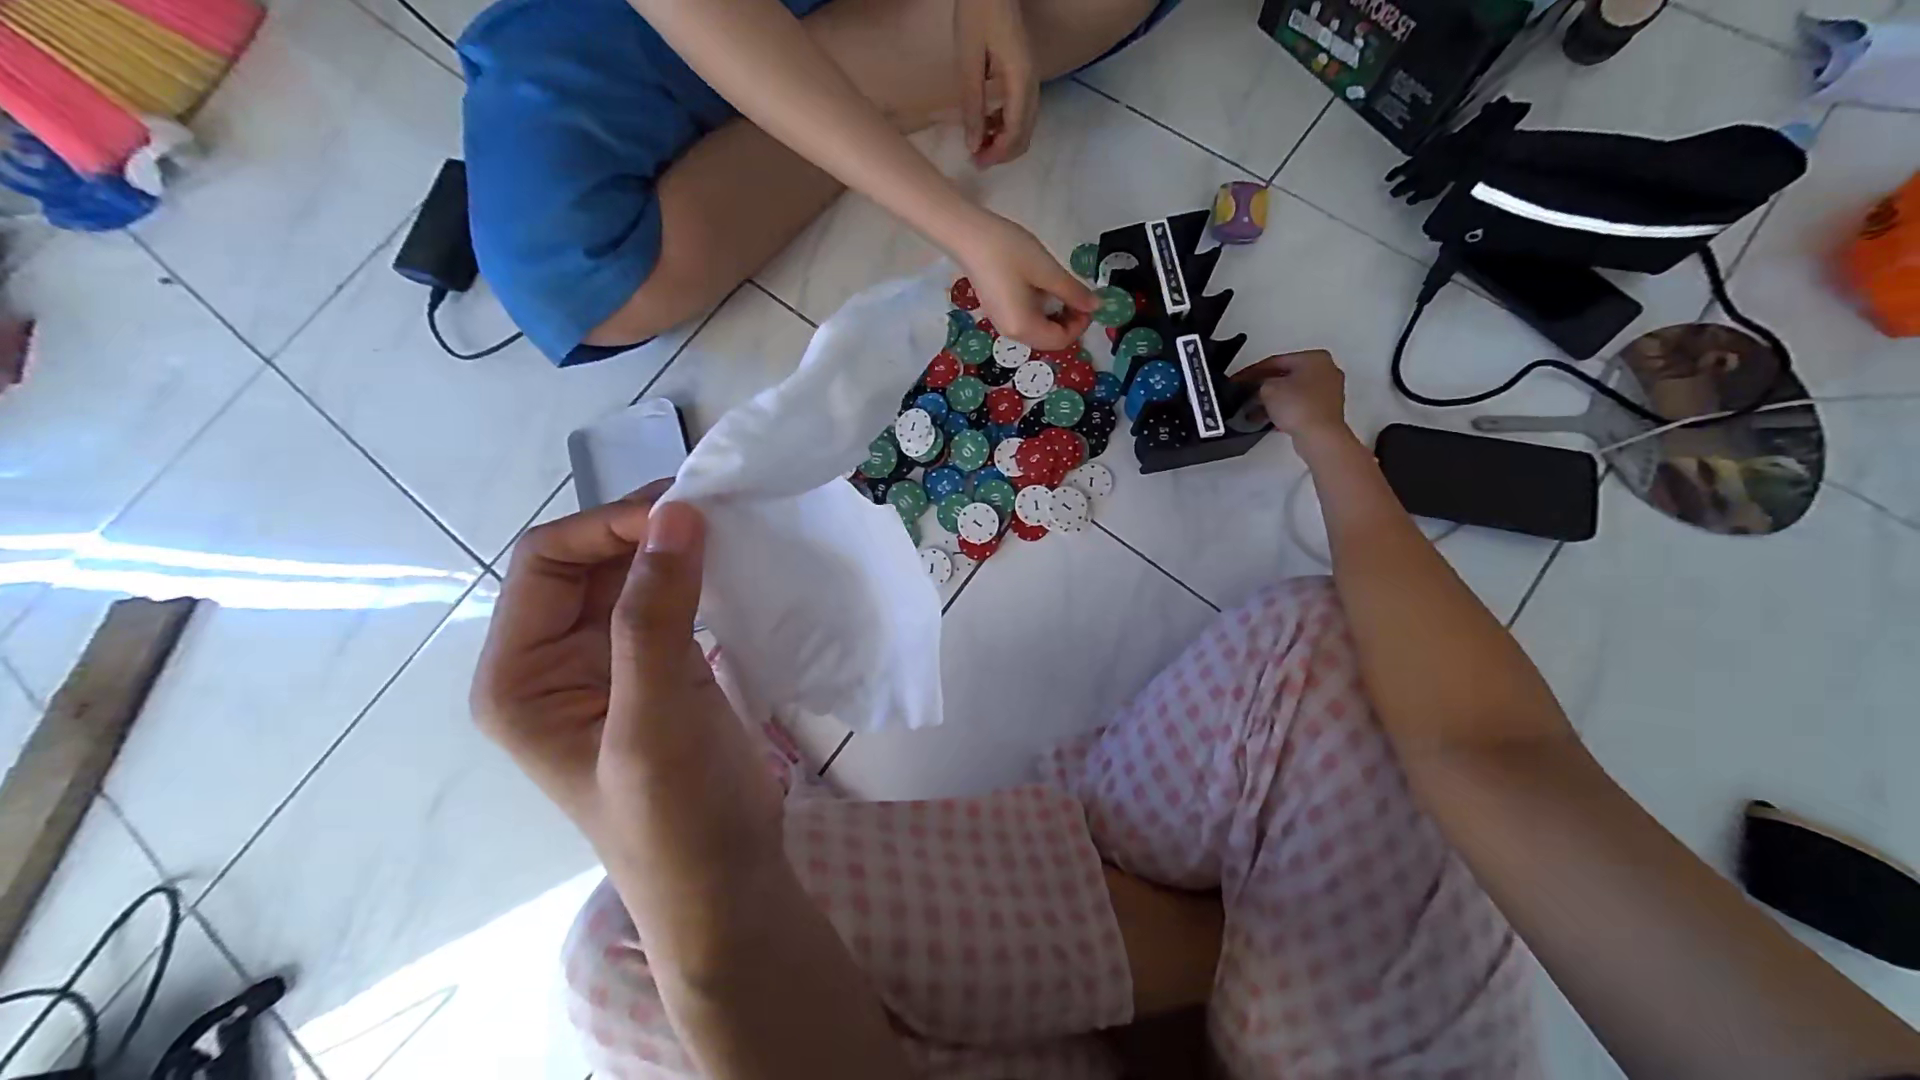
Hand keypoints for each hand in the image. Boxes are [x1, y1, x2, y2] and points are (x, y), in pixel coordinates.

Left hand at [472, 488, 782, 900]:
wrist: (728, 878)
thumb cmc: (676, 818)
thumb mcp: (653, 720)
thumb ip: (654, 617)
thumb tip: (676, 513)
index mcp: (520, 675)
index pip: (546, 563)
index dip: (608, 527)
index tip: (684, 514)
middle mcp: (555, 659)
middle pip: (587, 561)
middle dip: (643, 530)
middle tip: (714, 510)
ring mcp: (611, 661)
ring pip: (632, 575)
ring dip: (673, 548)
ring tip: (728, 528)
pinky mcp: (659, 666)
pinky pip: (668, 600)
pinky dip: (697, 574)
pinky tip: (731, 564)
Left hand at [956, 0, 1037, 166]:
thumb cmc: (977, 13)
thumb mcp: (968, 60)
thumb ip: (972, 105)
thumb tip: (974, 144)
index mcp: (1021, 80)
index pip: (1015, 133)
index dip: (997, 154)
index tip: (975, 162)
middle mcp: (1033, 84)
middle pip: (1024, 135)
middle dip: (1002, 153)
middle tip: (975, 160)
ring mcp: (1031, 80)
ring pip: (1024, 127)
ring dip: (1003, 142)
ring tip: (978, 146)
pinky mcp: (1024, 76)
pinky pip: (1021, 113)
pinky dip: (1005, 127)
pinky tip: (986, 125)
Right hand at [956, 214, 1095, 350]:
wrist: (968, 235)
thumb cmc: (1008, 252)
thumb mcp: (1047, 271)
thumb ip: (1073, 292)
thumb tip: (1096, 306)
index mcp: (1024, 328)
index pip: (1061, 341)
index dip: (1080, 325)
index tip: (1089, 300)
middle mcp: (1011, 333)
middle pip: (1049, 340)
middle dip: (1069, 322)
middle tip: (1078, 294)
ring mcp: (1002, 323)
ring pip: (1038, 331)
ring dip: (1055, 316)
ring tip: (1060, 288)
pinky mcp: (997, 312)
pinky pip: (1025, 321)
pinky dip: (1041, 310)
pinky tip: (1041, 287)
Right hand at [1231, 349, 1349, 443]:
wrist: (1318, 435)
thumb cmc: (1302, 407)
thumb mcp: (1267, 389)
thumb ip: (1260, 384)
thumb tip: (1260, 389)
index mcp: (1314, 358)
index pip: (1275, 361)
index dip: (1253, 371)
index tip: (1242, 378)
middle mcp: (1326, 370)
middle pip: (1286, 375)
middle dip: (1265, 385)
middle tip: (1249, 391)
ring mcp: (1329, 391)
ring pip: (1293, 391)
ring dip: (1274, 400)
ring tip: (1256, 409)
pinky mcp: (1326, 410)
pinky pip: (1300, 405)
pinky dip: (1285, 410)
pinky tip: (1270, 418)